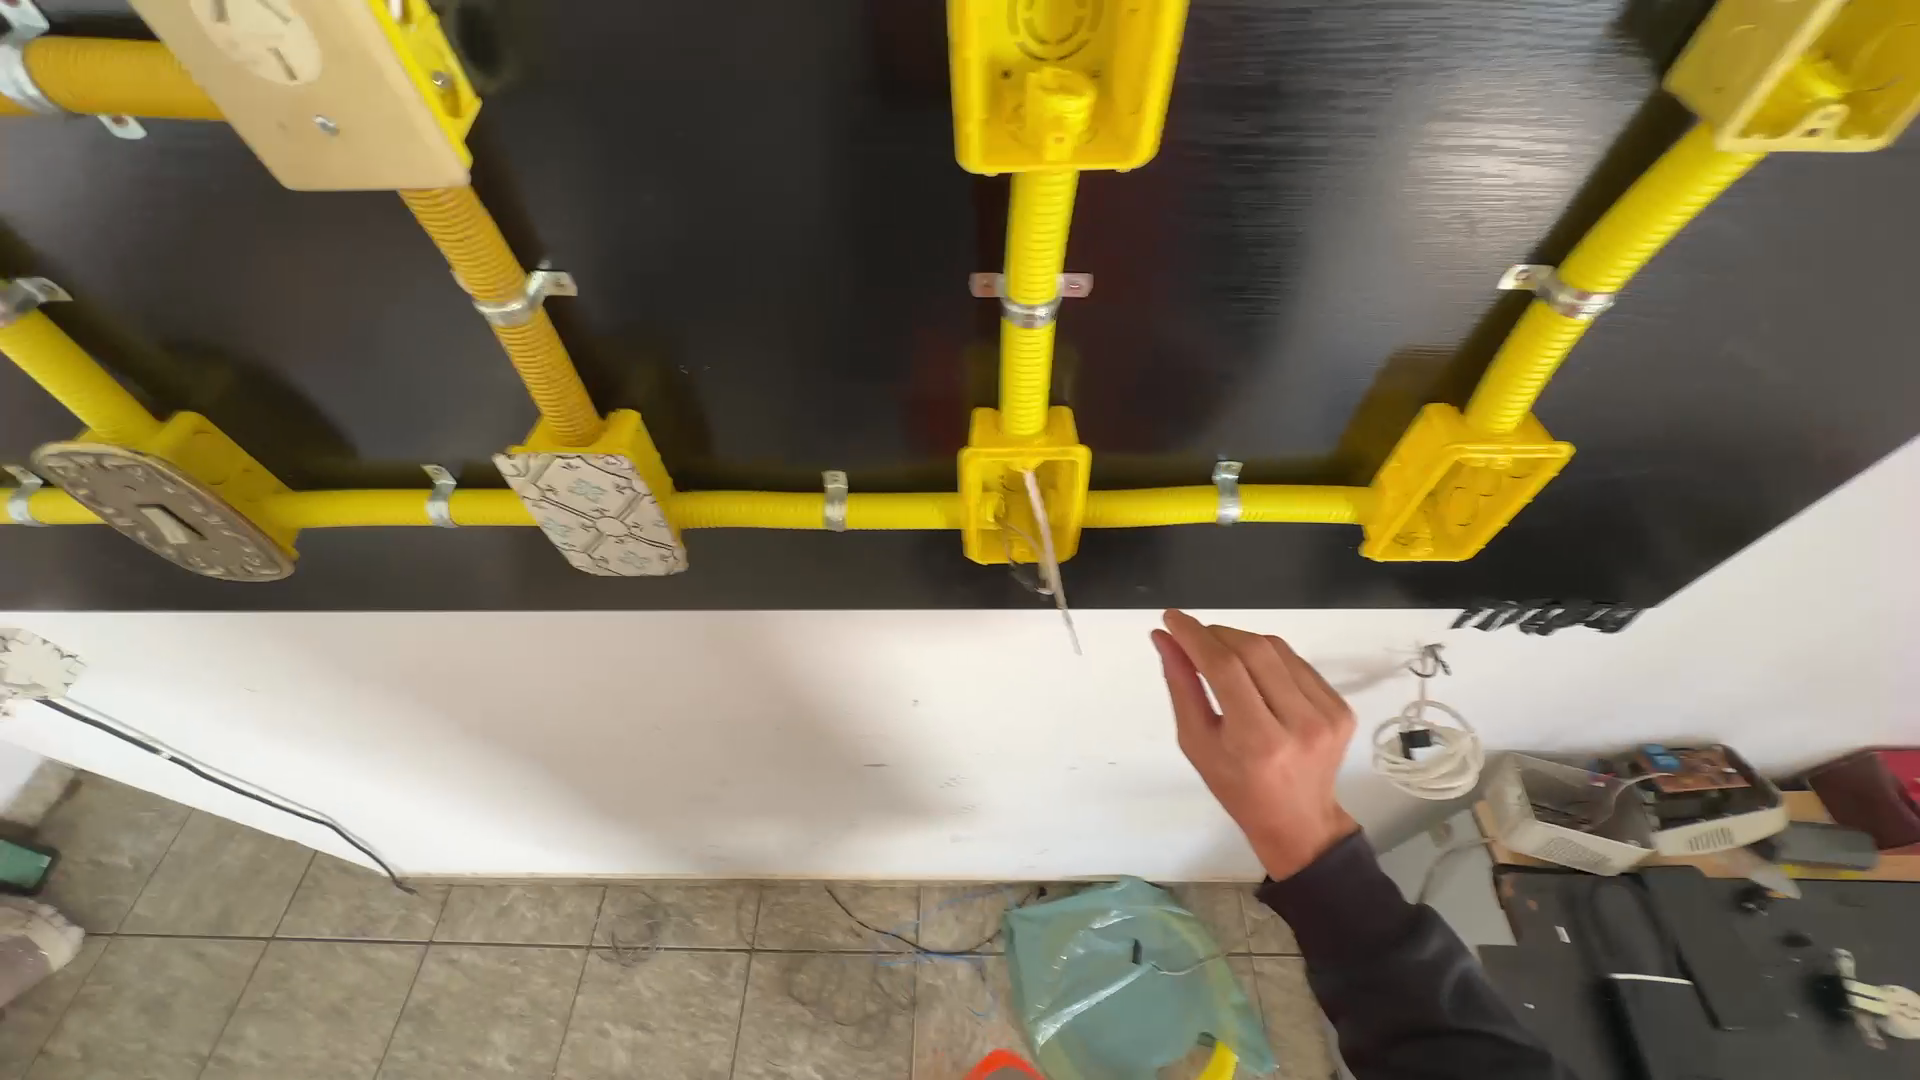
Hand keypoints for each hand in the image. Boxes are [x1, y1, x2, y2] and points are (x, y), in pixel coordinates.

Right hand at [1152, 610, 1358, 880]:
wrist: (1297, 821)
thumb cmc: (1237, 787)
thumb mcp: (1196, 742)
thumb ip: (1181, 685)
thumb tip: (1164, 638)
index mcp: (1257, 740)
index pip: (1224, 667)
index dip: (1195, 636)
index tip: (1172, 619)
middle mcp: (1299, 723)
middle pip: (1253, 650)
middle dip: (1216, 634)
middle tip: (1192, 636)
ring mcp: (1327, 714)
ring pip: (1276, 649)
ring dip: (1240, 641)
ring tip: (1219, 652)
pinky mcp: (1341, 708)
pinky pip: (1297, 662)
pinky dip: (1268, 656)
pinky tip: (1253, 671)